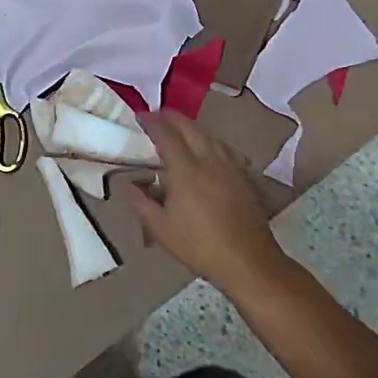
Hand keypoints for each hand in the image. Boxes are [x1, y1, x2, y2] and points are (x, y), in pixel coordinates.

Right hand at [123, 111, 290, 294]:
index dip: (152, 122)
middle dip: (172, 117)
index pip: (166, 136)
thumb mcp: (161, 230)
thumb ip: (142, 204)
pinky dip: (208, 140)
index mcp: (186, 172)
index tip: (140, 116)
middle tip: (157, 114)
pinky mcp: (243, 178)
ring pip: (210, 135)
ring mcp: (230, 168)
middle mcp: (209, 162)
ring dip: (191, 126)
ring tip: (178, 128)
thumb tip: (129, 185)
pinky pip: (223, 148)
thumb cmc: (200, 247)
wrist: (249, 262)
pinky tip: (206, 150)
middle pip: (191, 128)